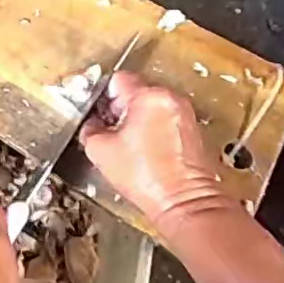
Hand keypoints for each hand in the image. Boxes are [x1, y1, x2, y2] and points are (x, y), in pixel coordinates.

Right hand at [80, 71, 234, 232]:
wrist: (184, 203)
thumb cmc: (146, 177)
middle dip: (122, 109)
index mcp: (147, 97)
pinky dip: (157, 129)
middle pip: (137, 91)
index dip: (105, 96)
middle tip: (114, 133)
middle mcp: (169, 98)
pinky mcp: (193, 129)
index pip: (118, 79)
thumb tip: (92, 124)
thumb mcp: (101, 151)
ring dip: (140, 119)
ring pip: (152, 105)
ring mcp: (184, 113)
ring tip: (133, 146)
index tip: (101, 114)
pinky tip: (149, 152)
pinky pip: (167, 119)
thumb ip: (90, 129)